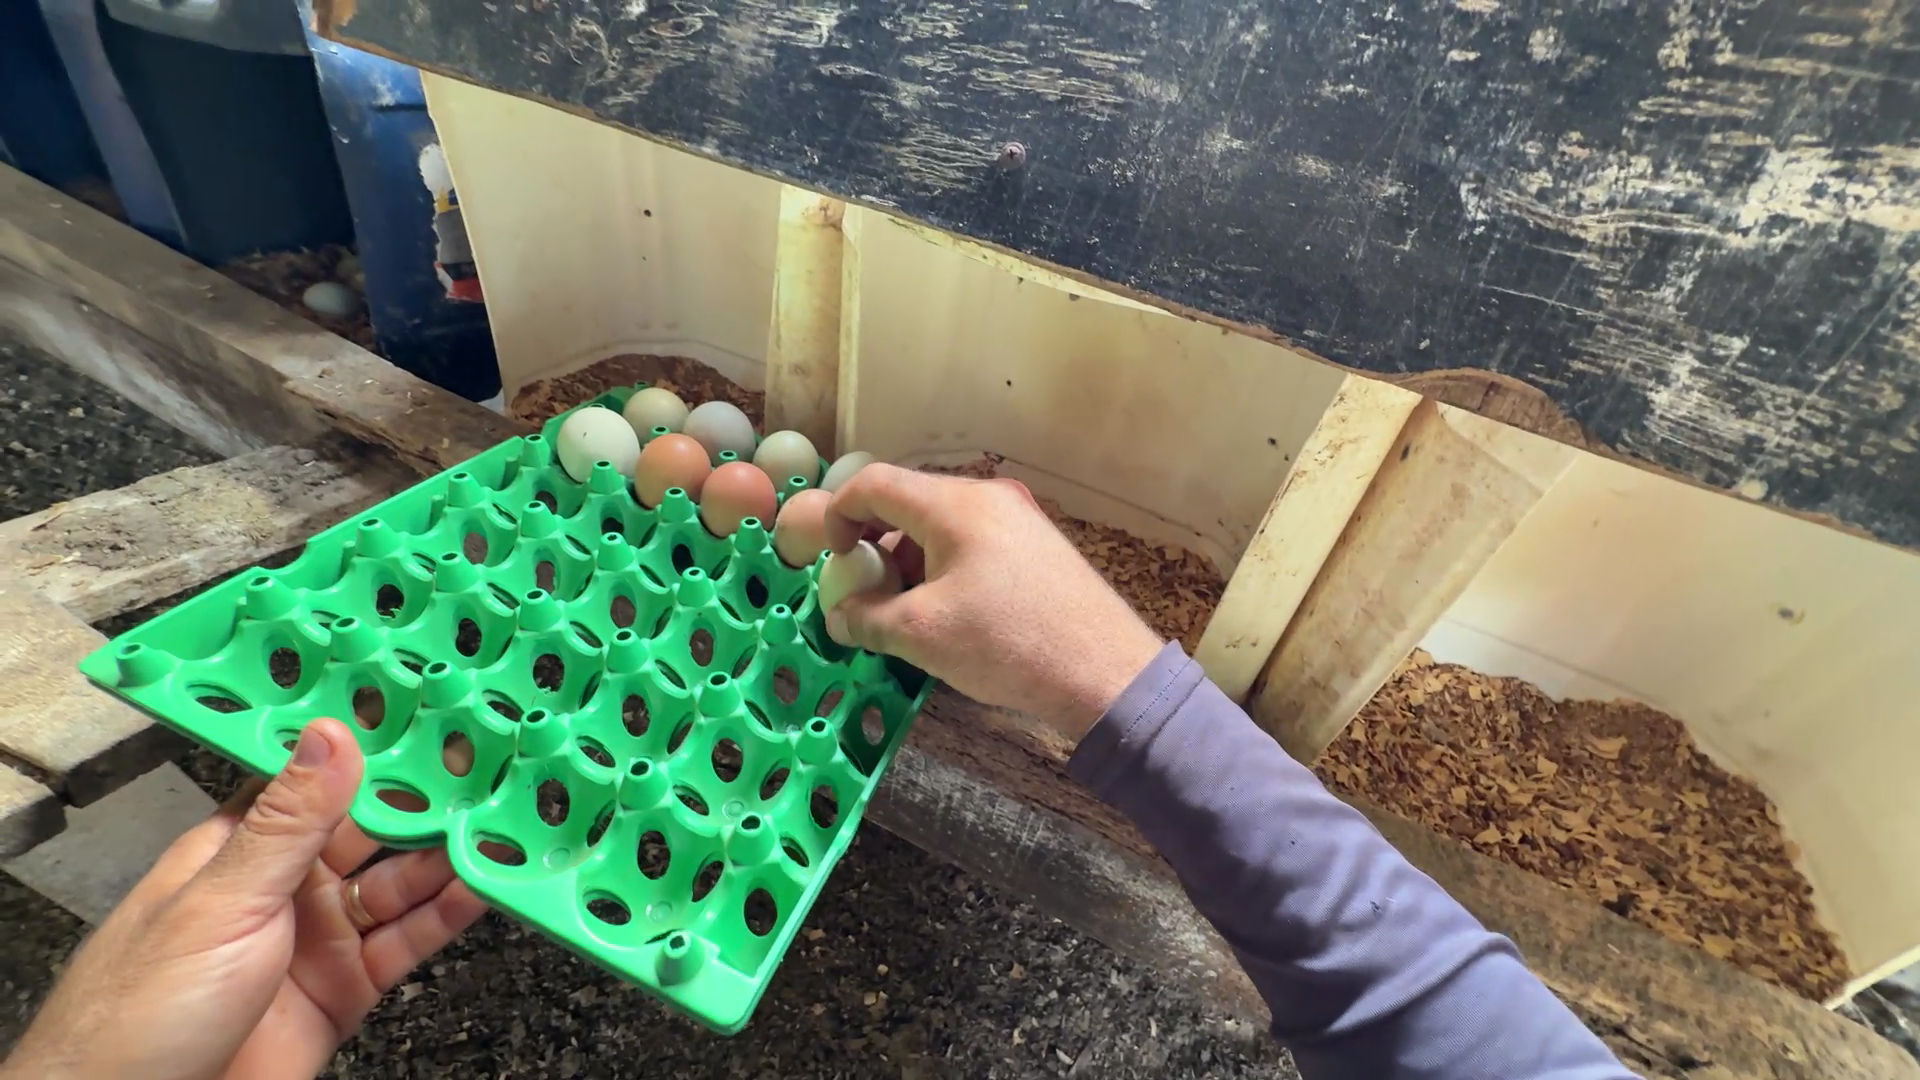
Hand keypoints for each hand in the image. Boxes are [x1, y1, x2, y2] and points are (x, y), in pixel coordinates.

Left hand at [5, 718, 486, 1079]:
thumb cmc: (135, 1021)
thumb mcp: (222, 904)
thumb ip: (290, 821)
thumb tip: (331, 732)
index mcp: (247, 852)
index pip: (326, 784)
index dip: (382, 753)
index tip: (441, 722)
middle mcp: (292, 886)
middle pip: (380, 830)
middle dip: (434, 804)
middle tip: (495, 770)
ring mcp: (326, 935)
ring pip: (408, 880)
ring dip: (454, 856)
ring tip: (504, 826)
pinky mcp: (354, 981)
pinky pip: (416, 936)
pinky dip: (456, 910)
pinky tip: (487, 885)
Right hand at [823, 464, 1164, 738]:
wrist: (1106, 673)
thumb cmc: (1007, 645)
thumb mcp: (922, 635)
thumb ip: (865, 618)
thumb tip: (837, 615)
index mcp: (955, 505)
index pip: (874, 483)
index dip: (838, 514)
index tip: (834, 559)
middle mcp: (988, 496)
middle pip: (909, 502)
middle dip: (875, 543)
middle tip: (868, 591)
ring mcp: (1019, 517)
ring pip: (941, 524)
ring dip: (910, 559)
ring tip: (907, 610)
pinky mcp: (1037, 543)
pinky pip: (973, 540)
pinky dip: (944, 565)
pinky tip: (949, 609)